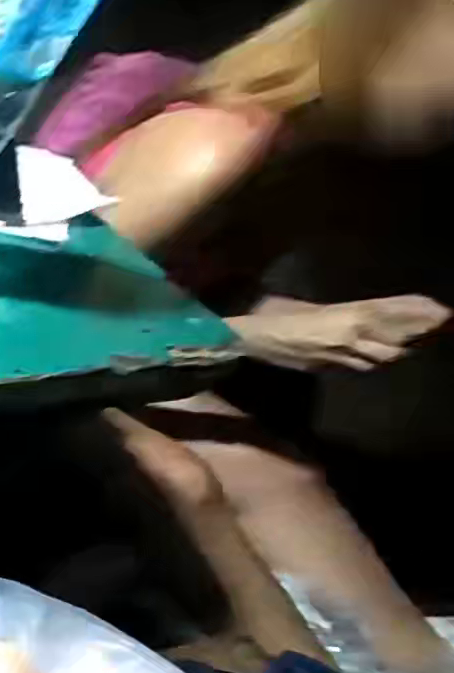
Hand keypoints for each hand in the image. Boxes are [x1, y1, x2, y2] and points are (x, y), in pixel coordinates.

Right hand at [231, 295, 450, 371]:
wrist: (240, 337)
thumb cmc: (274, 316)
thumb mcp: (317, 307)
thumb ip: (352, 311)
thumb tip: (388, 313)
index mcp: (352, 315)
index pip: (403, 313)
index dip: (428, 313)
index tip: (444, 314)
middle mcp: (350, 335)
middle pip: (398, 341)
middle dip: (410, 338)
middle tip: (422, 334)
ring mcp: (333, 354)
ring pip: (378, 358)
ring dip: (386, 353)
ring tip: (388, 348)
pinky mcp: (317, 366)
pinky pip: (351, 365)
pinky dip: (361, 362)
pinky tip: (358, 358)